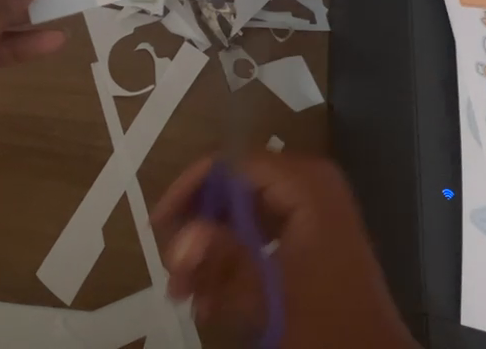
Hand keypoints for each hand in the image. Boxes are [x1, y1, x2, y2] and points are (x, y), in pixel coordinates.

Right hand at [152, 153, 417, 347]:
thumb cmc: (326, 322)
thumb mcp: (266, 292)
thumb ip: (220, 257)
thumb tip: (177, 239)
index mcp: (304, 181)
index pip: (232, 163)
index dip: (191, 189)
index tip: (159, 225)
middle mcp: (309, 183)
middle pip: (236, 188)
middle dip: (201, 229)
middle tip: (174, 270)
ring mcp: (314, 209)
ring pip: (246, 215)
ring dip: (213, 251)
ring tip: (187, 295)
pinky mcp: (314, 237)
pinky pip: (263, 235)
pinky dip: (237, 261)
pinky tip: (213, 300)